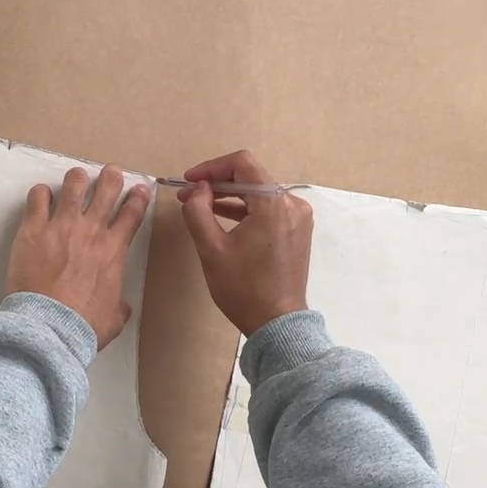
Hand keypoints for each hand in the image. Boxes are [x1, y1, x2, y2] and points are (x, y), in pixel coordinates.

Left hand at [6, 164, 150, 348]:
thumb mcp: (113, 319)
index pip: (132, 214)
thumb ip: (119, 306)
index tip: (139, 190)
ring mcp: (61, 226)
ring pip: (74, 184)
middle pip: (106, 189)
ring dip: (77, 179)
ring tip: (76, 179)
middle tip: (110, 174)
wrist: (48, 327)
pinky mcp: (32, 229)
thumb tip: (121, 306)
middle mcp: (90, 231)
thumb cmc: (83, 326)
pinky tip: (42, 198)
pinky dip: (41, 194)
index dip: (137, 198)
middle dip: (111, 177)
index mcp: (113, 251)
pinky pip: (38, 197)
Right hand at [178, 150, 312, 336]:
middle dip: (217, 184)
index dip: (211, 167)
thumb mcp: (211, 249)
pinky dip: (245, 211)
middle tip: (188, 196)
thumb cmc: (243, 289)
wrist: (276, 323)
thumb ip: (199, 212)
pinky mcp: (297, 232)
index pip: (242, 164)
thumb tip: (198, 189)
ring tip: (200, 208)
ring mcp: (298, 218)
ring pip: (259, 195)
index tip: (188, 181)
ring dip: (229, 198)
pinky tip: (223, 220)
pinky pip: (268, 211)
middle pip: (251, 178)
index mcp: (273, 204)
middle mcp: (292, 204)